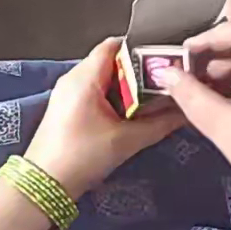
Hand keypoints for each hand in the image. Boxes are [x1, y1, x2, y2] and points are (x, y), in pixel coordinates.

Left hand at [24, 37, 184, 197]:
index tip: (163, 61)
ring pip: (102, 78)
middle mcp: (73, 78)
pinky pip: (93, 92)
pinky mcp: (65, 108)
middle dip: (137, 71)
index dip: (140, 48)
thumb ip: (159, 123)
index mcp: (85, 77)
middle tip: (164, 83)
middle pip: (110, 61)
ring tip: (152, 99)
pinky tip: (129, 114)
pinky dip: (112, 98)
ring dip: (126, 87)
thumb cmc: (83, 156)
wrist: (45, 185)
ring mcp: (66, 93)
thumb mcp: (127, 140)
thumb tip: (185, 111)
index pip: (113, 45)